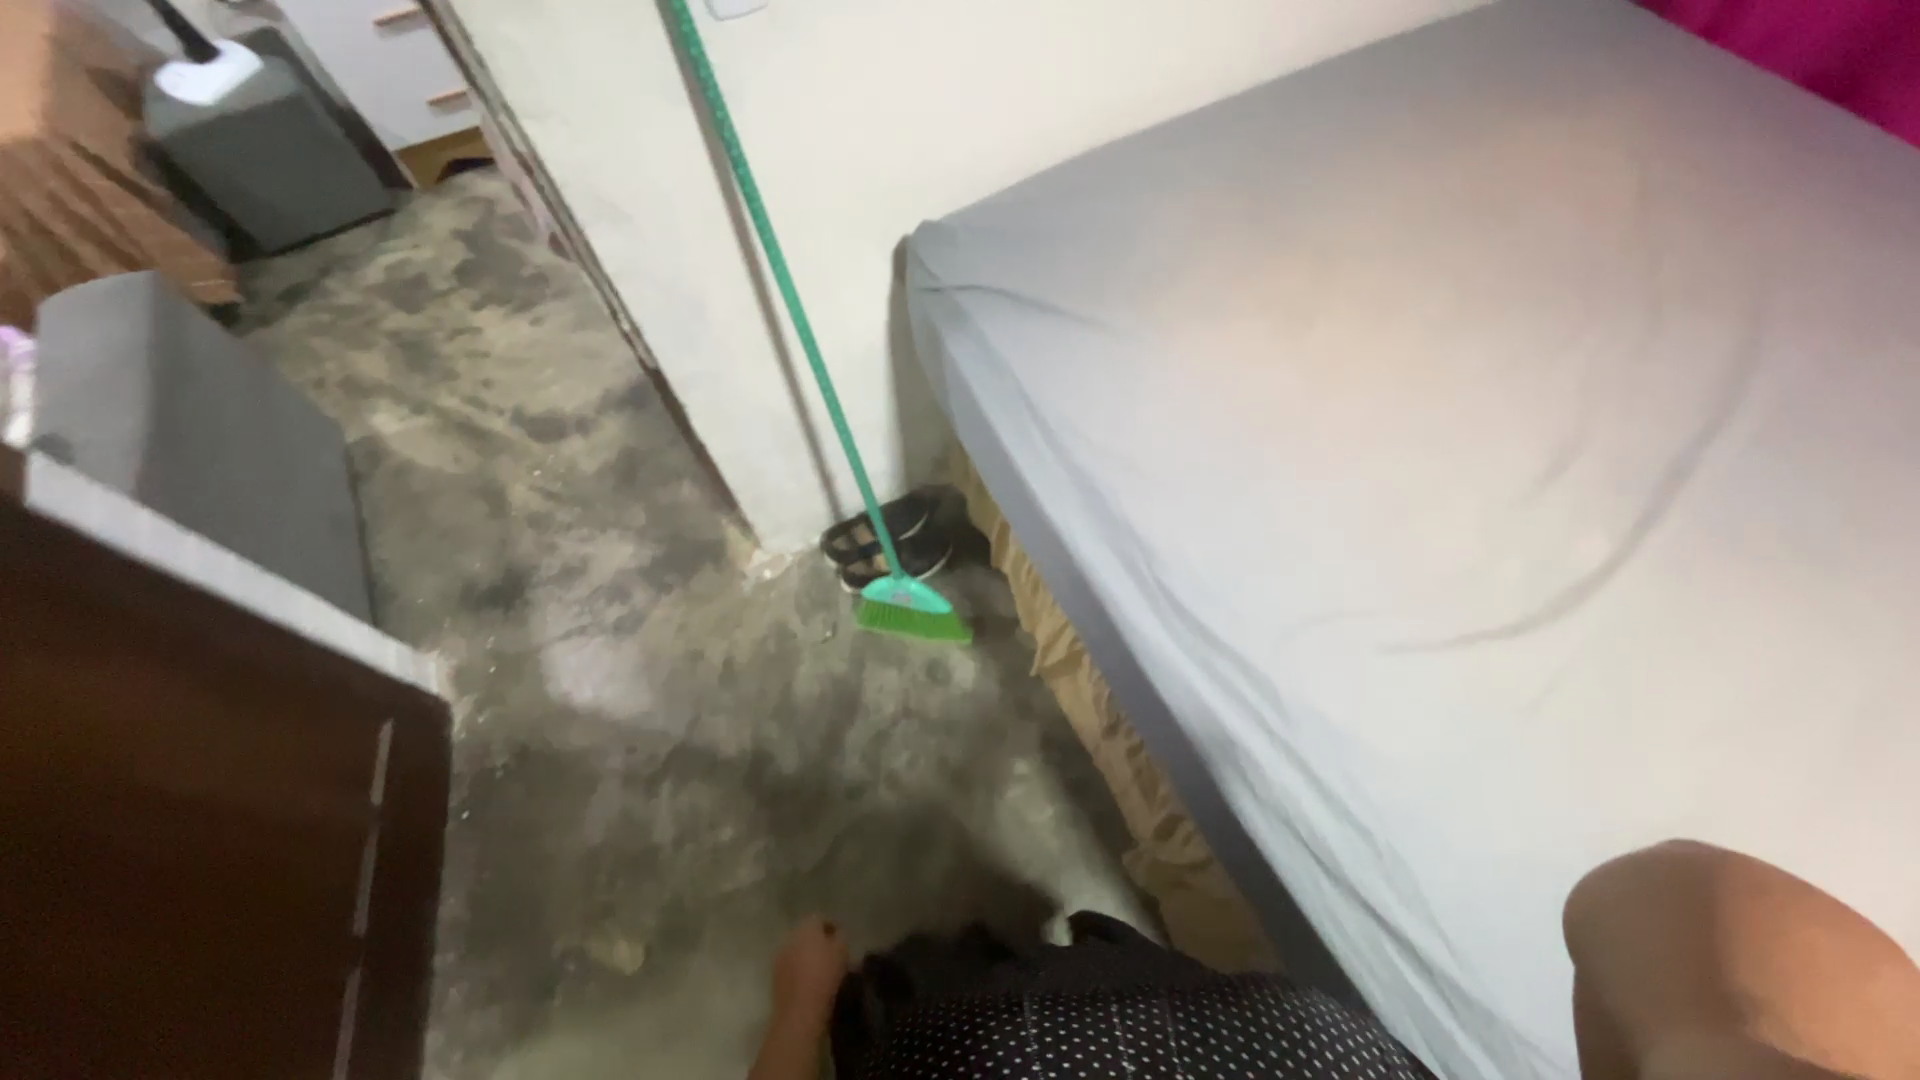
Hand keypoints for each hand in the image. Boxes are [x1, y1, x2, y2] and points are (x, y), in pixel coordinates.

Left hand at [771, 916, 849, 1023]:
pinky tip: (809, 980)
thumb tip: (838, 933)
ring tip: (820, 968)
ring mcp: (780, 955)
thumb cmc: (825, 975)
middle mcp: (791, 936)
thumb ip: (841, 937)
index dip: (832, 927)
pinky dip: (798, 969)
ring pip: (797, 949)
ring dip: (807, 955)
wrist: (800, 1008)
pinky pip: (790, 965)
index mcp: (807, 926)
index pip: (820, 919)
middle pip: (806, 933)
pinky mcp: (775, 974)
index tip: (841, 939)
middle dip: (818, 940)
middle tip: (831, 953)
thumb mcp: (842, 952)